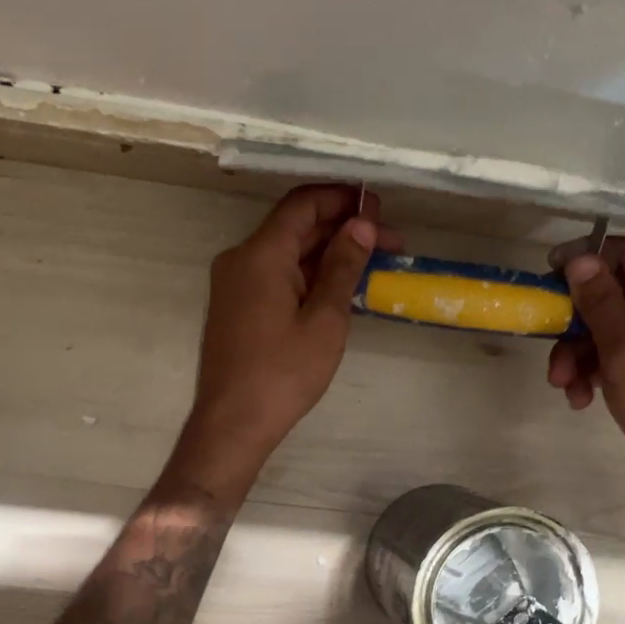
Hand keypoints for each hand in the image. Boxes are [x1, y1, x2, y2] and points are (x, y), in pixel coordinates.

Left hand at [178, 185, 402, 481]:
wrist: (233, 424)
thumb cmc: (283, 374)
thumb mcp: (324, 320)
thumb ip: (343, 267)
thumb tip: (361, 226)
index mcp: (260, 254)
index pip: (303, 205)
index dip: (342, 199)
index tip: (380, 207)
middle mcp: (241, 259)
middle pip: (295, 228)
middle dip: (342, 229)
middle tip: (391, 242)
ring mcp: (235, 285)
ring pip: (287, 254)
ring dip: (328, 255)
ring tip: (374, 265)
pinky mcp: (237, 308)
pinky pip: (276, 277)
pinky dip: (308, 276)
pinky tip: (340, 289)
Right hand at [547, 236, 624, 501]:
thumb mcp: (624, 353)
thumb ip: (600, 302)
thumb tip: (580, 258)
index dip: (587, 257)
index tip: (548, 273)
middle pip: (615, 294)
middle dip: (576, 321)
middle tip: (547, 341)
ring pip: (611, 328)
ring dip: (580, 353)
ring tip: (563, 386)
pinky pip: (621, 354)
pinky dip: (597, 371)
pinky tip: (581, 398)